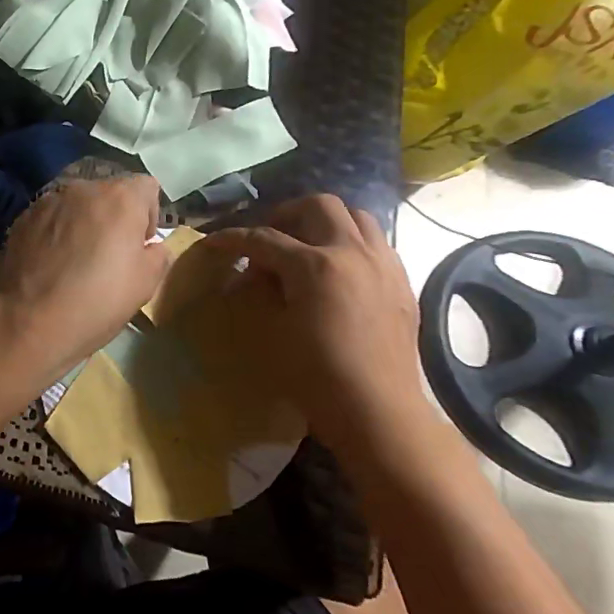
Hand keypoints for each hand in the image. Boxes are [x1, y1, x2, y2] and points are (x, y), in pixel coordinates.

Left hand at [0, 175, 171, 382]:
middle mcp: (81, 189)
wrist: (34, 319)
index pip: (145, 187)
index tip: (139, 245)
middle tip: (108, 254)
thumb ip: (157, 253)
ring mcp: (46, 202)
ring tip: (75, 259)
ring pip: (74, 204)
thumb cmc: (100, 299)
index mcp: (119, 197)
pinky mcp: (21, 220)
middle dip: (112, 217)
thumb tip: (148, 246)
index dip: (147, 215)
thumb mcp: (147, 281)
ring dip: (81, 222)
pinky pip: (47, 218)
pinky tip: (50, 262)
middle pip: (106, 193)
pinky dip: (53, 232)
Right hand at [196, 195, 426, 457]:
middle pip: (319, 206)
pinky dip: (348, 244)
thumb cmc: (312, 371)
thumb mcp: (269, 327)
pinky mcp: (401, 282)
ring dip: (323, 224)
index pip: (264, 237)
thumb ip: (260, 289)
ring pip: (356, 217)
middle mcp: (354, 252)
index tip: (212, 242)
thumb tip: (255, 273)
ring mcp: (384, 265)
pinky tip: (334, 272)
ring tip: (302, 247)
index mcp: (315, 264)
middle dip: (285, 215)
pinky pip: (375, 243)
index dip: (232, 238)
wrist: (375, 407)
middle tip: (266, 238)